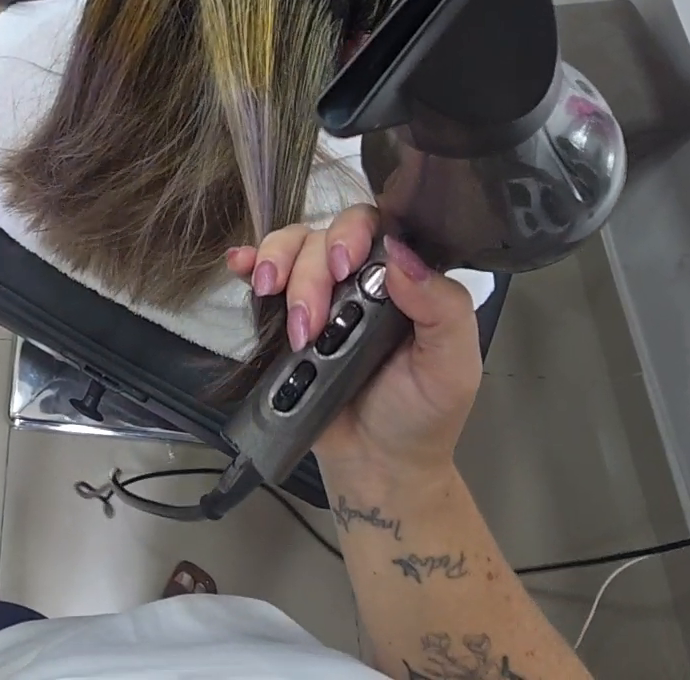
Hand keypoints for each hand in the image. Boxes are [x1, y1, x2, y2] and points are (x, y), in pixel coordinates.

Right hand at [226, 207, 482, 481]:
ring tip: (268, 296)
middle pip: (322, 236)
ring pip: (289, 245)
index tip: (341, 267)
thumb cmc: (420, 415)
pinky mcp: (282, 309)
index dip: (352, 234)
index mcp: (402, 279)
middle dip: (308, 275)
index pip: (376, 227)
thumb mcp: (451, 368)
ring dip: (274, 265)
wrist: (373, 462)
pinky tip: (239, 265)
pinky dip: (247, 260)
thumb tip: (401, 257)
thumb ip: (443, 310)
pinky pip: (260, 269)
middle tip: (307, 325)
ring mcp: (318, 290)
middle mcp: (358, 275)